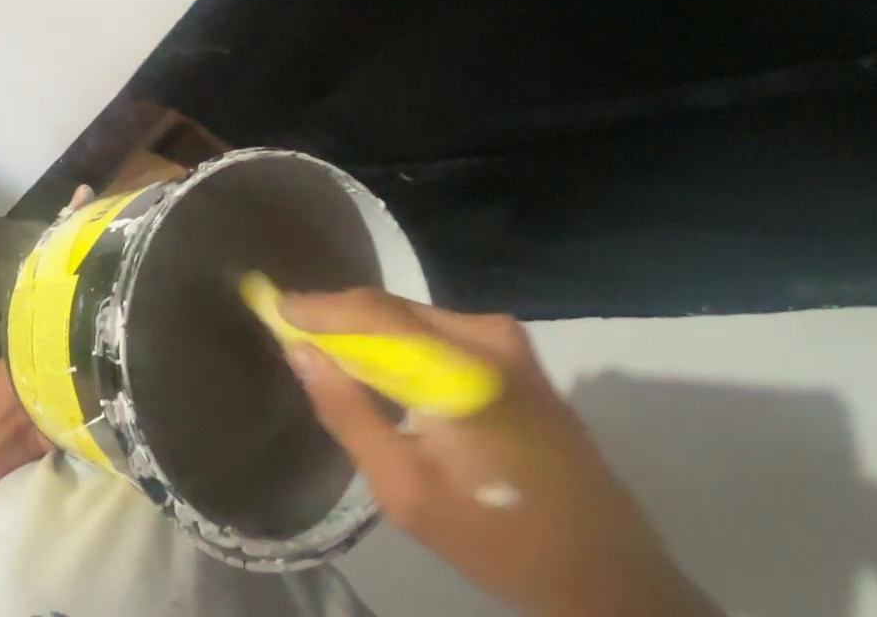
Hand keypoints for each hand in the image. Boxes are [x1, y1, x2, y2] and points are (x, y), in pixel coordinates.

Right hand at [280, 289, 717, 616]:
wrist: (604, 570)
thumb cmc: (496, 537)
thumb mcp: (405, 489)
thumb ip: (349, 414)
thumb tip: (300, 352)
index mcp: (461, 366)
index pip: (373, 312)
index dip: (318, 306)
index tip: (272, 306)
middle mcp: (487, 334)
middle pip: (393, 308)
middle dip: (339, 318)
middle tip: (292, 333)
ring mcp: (509, 341)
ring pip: (416, 318)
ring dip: (370, 333)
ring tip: (328, 356)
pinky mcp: (518, 356)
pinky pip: (440, 334)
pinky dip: (402, 345)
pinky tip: (382, 373)